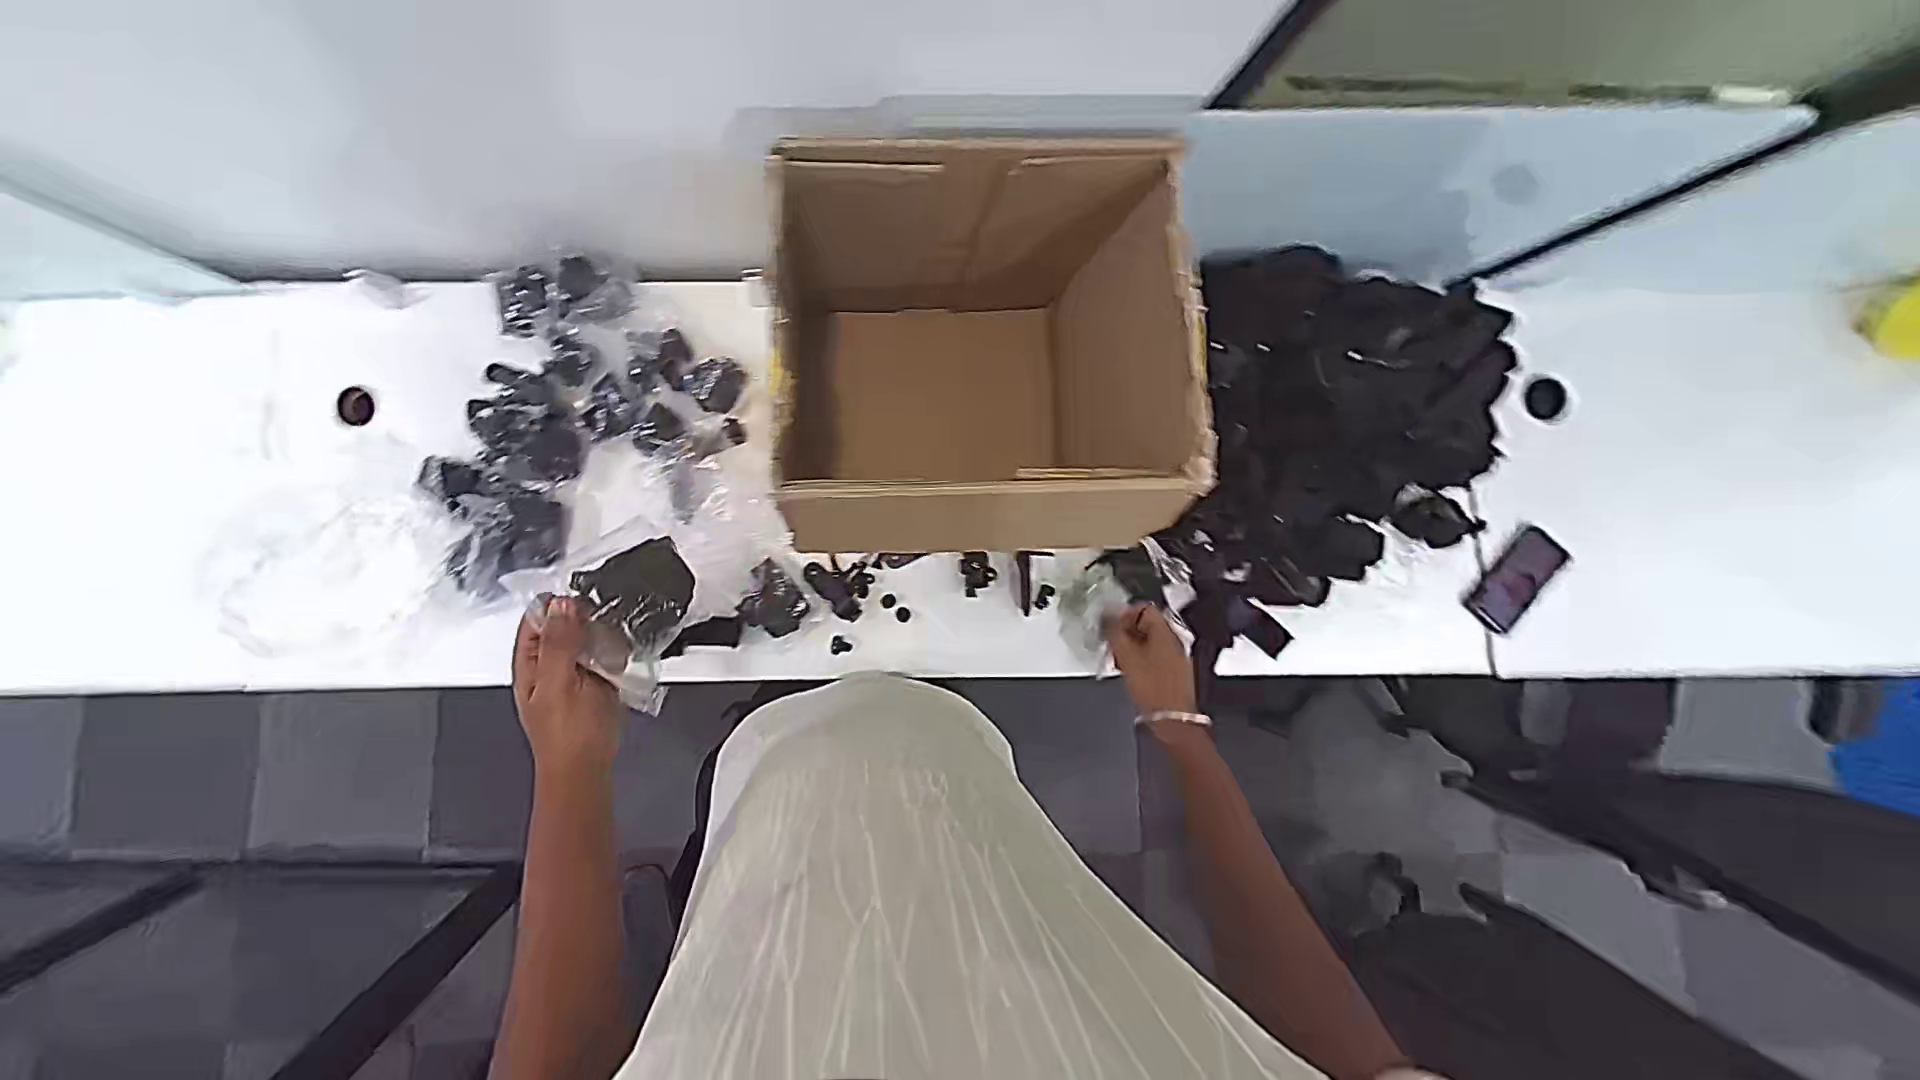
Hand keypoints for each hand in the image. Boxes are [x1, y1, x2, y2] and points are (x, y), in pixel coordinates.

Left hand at [513, 596, 623, 778]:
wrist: (588, 769)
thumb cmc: (566, 737)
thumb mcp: (560, 683)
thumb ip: (560, 643)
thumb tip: (561, 606)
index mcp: (530, 663)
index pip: (537, 618)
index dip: (558, 604)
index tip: (582, 602)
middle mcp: (550, 666)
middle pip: (567, 625)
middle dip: (587, 621)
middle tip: (599, 631)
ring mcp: (575, 674)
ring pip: (590, 640)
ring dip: (604, 638)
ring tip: (609, 652)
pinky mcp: (598, 682)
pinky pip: (609, 656)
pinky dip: (617, 653)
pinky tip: (620, 662)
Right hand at [1105, 604, 1198, 725]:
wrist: (1172, 719)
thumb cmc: (1154, 690)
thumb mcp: (1126, 656)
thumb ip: (1115, 631)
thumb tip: (1108, 615)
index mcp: (1165, 632)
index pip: (1144, 608)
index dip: (1124, 614)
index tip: (1112, 625)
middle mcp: (1174, 641)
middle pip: (1146, 624)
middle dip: (1126, 632)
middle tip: (1113, 643)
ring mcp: (1176, 656)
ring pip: (1149, 640)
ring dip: (1131, 646)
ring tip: (1119, 658)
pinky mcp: (1174, 671)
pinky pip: (1155, 655)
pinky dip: (1140, 658)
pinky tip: (1130, 670)